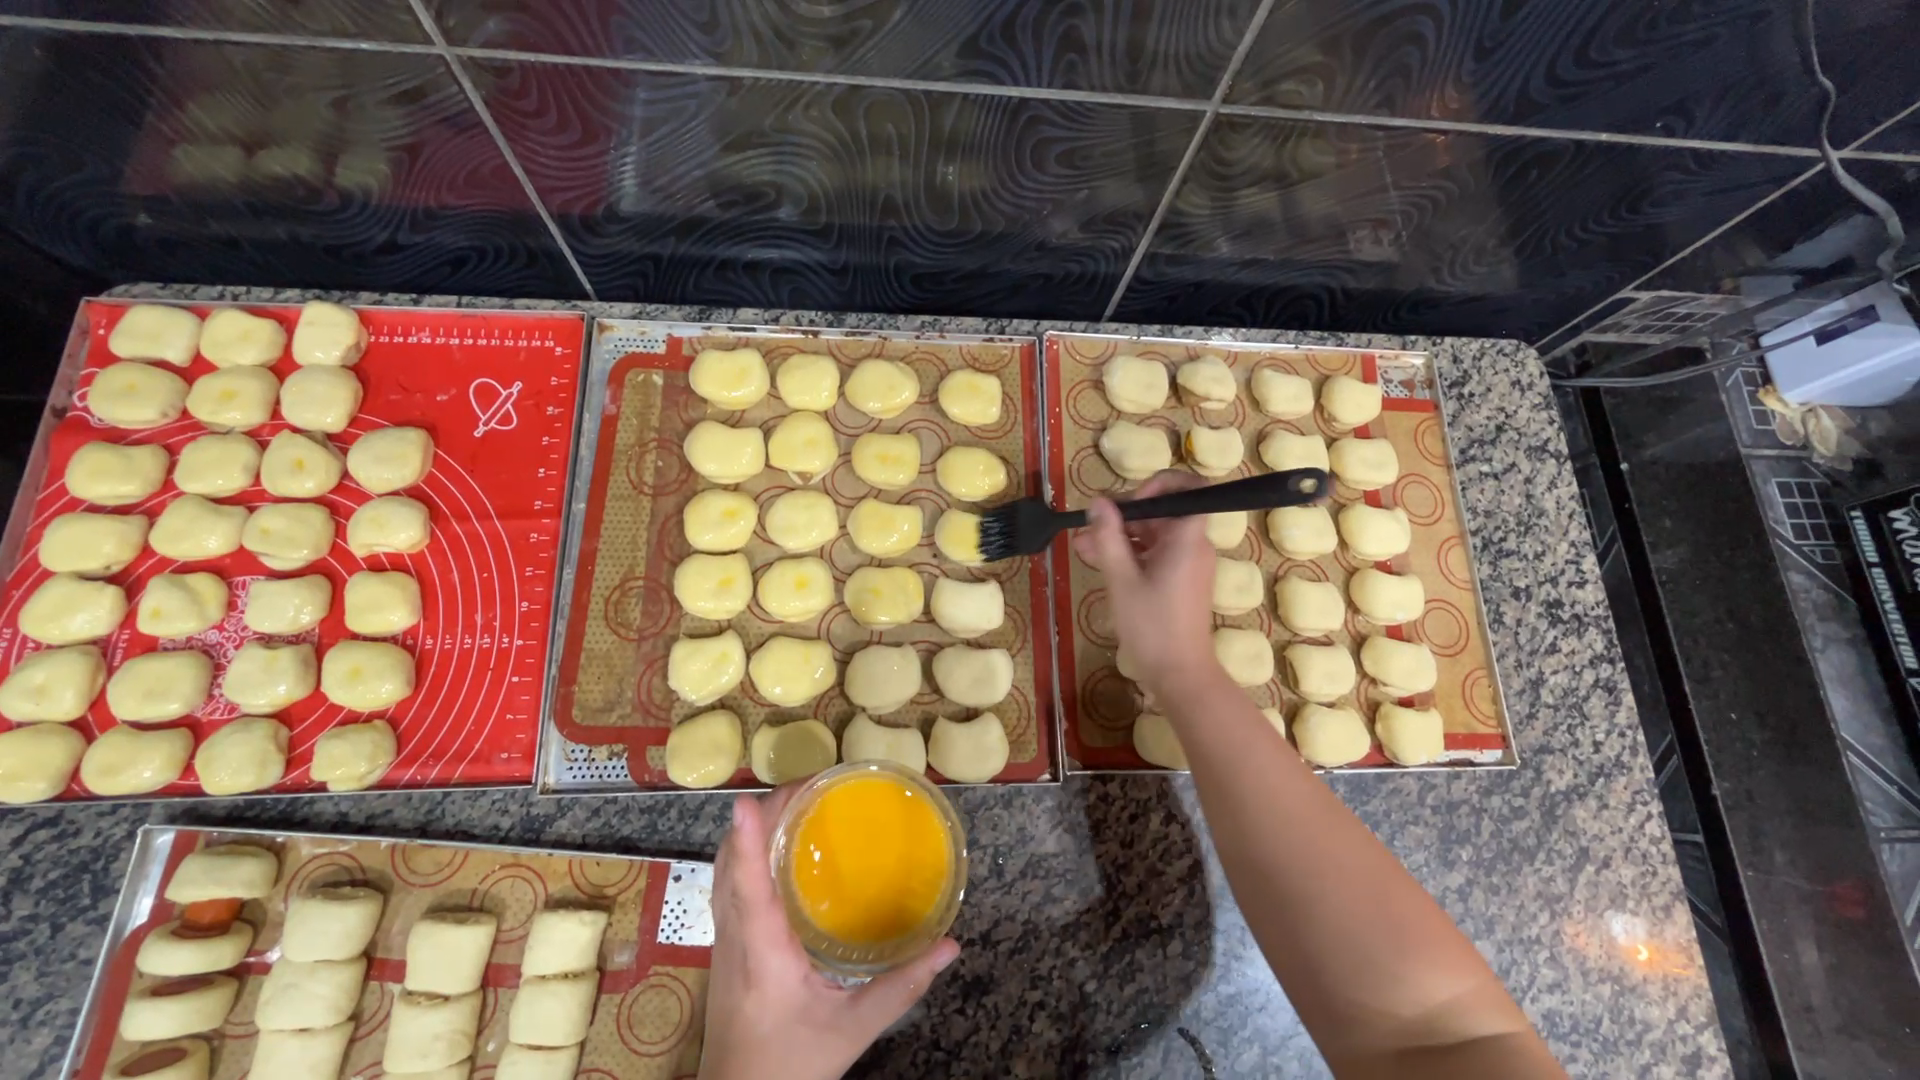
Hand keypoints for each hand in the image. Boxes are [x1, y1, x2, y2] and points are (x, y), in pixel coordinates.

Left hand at [698, 788, 960, 1079]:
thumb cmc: (791, 1063)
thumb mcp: (852, 1029)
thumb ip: (901, 987)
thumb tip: (951, 947)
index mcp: (762, 952)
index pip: (746, 886)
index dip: (745, 841)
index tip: (745, 801)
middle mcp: (734, 937)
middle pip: (730, 864)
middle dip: (758, 817)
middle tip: (807, 788)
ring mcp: (722, 941)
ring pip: (723, 871)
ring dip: (748, 833)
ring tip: (791, 805)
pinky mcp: (724, 947)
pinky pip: (727, 886)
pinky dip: (744, 854)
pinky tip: (774, 852)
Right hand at [1071, 469, 1219, 696]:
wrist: (1180, 673)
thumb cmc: (1152, 625)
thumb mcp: (1122, 579)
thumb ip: (1108, 537)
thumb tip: (1097, 502)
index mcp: (1187, 537)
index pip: (1189, 489)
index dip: (1159, 486)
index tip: (1130, 504)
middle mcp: (1193, 544)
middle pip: (1162, 512)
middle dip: (1124, 515)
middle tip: (1089, 528)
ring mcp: (1187, 563)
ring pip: (1153, 534)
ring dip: (1120, 536)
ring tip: (1083, 547)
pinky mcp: (1179, 580)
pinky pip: (1155, 554)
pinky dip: (1130, 554)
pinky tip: (1097, 560)